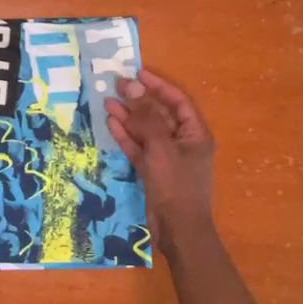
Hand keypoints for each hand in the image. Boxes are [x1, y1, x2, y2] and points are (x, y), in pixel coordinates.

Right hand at [104, 70, 216, 239]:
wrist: (178, 230)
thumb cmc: (176, 185)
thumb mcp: (161, 147)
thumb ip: (146, 117)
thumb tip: (132, 87)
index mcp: (195, 134)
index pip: (177, 101)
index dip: (159, 86)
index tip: (138, 73)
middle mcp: (182, 142)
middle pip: (159, 114)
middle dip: (139, 100)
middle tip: (116, 86)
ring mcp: (167, 158)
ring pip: (146, 131)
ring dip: (128, 117)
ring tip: (107, 102)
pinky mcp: (153, 171)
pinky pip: (139, 147)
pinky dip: (126, 136)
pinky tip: (111, 123)